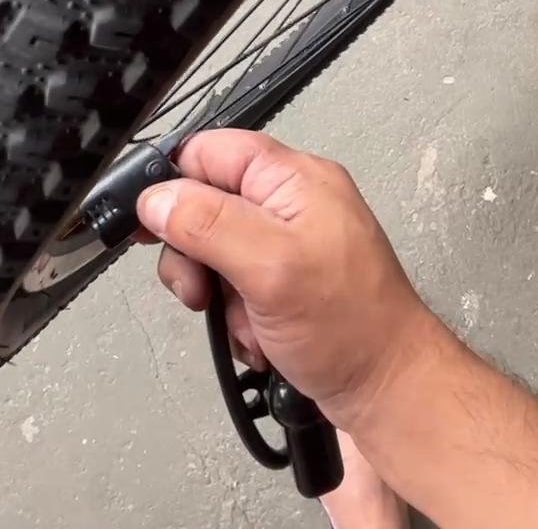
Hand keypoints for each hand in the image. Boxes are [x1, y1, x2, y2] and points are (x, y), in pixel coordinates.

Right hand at [136, 130, 448, 429]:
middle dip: (196, 253)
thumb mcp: (270, 266)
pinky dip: (237, 315)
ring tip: (244, 319)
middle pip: (207, 202)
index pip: (214, 151)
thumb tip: (158, 197)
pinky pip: (235, 284)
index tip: (152, 222)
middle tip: (202, 287)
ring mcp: (289, 242)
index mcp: (295, 178)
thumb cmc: (354, 323)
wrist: (386, 386)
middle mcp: (292, 202)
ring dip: (219, 294)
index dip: (176, 181)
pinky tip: (260, 335)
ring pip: (216, 250)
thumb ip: (209, 224)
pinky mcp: (286, 278)